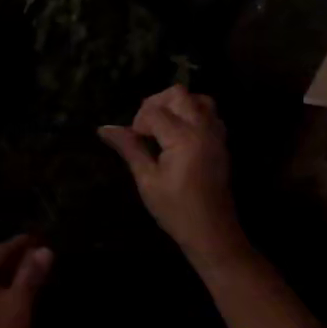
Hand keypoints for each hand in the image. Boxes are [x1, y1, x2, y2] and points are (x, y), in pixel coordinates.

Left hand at [0, 234, 53, 327]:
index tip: (47, 237)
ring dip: (16, 278)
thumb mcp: (18, 308)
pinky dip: (9, 294)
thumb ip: (31, 277)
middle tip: (49, 256)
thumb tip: (44, 249)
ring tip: (43, 276)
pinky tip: (25, 300)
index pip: (3, 247)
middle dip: (21, 259)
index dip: (25, 243)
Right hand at [99, 85, 242, 262]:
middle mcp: (203, 129)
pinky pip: (209, 113)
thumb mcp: (146, 180)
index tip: (134, 141)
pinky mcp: (222, 142)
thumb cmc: (176, 210)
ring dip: (177, 106)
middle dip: (156, 104)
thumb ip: (129, 148)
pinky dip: (193, 114)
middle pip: (178, 94)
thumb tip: (104, 128)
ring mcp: (216, 134)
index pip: (154, 112)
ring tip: (163, 127)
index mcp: (183, 138)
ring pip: (198, 99)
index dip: (138, 122)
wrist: (212, 233)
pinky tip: (179, 136)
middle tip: (145, 128)